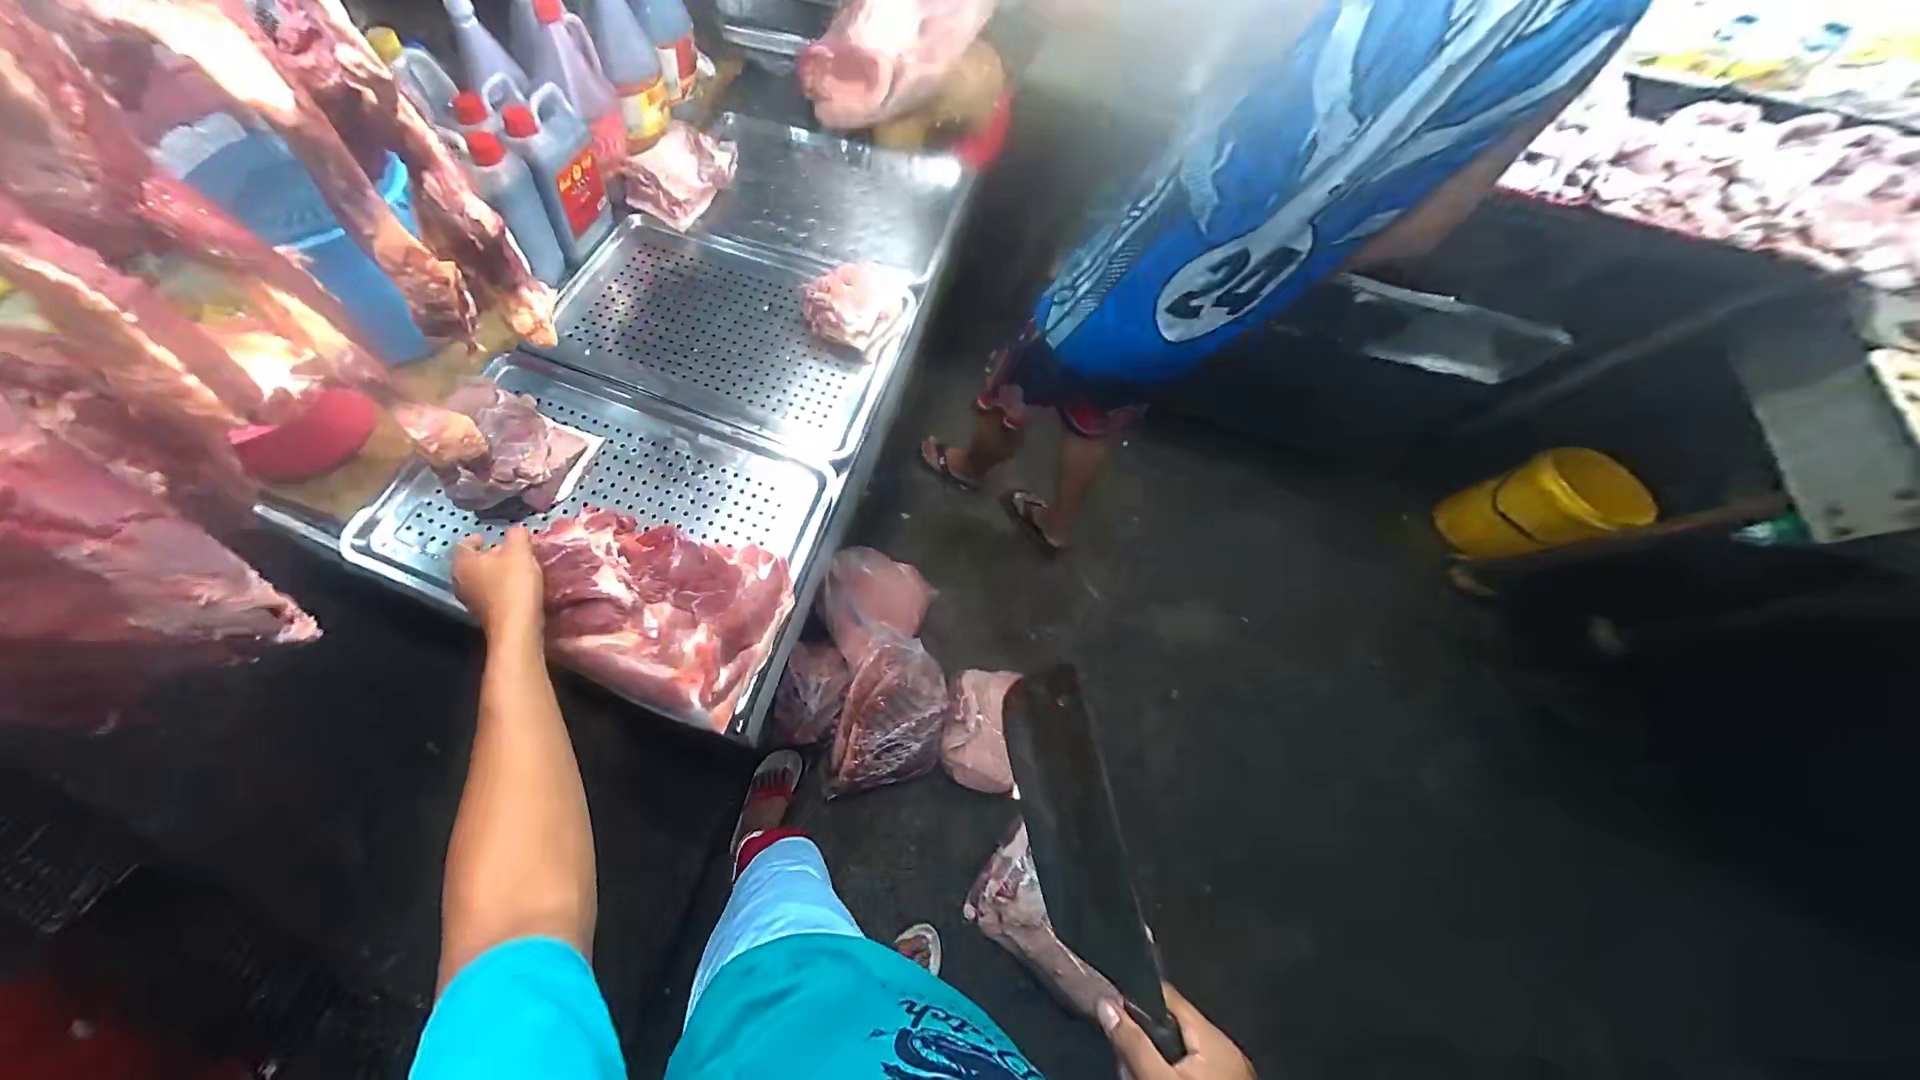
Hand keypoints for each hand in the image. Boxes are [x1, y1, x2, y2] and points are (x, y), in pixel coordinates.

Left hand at [453, 528, 545, 638]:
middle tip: (510, 552)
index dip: (478, 538)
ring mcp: (470, 599)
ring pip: (481, 578)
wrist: (517, 624)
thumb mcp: (520, 551)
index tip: (490, 537)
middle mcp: (460, 580)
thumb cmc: (514, 583)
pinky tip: (517, 588)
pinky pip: (489, 593)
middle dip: (489, 555)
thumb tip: (516, 531)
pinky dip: (500, 588)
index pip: (465, 543)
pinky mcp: (483, 613)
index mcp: (463, 562)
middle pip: (473, 562)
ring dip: (495, 573)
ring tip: (516, 570)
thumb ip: (517, 535)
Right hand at [1100, 983, 1254, 1079]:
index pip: (1169, 998)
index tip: (1111, 1008)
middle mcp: (1225, 1051)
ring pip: (1180, 1054)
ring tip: (1133, 1075)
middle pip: (1174, 1027)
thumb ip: (1133, 1043)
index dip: (1138, 1000)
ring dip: (1154, 1062)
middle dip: (1144, 1039)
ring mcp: (1228, 1076)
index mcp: (1213, 1038)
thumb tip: (1106, 1005)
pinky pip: (1191, 1073)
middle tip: (1121, 1058)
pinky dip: (1170, 1076)